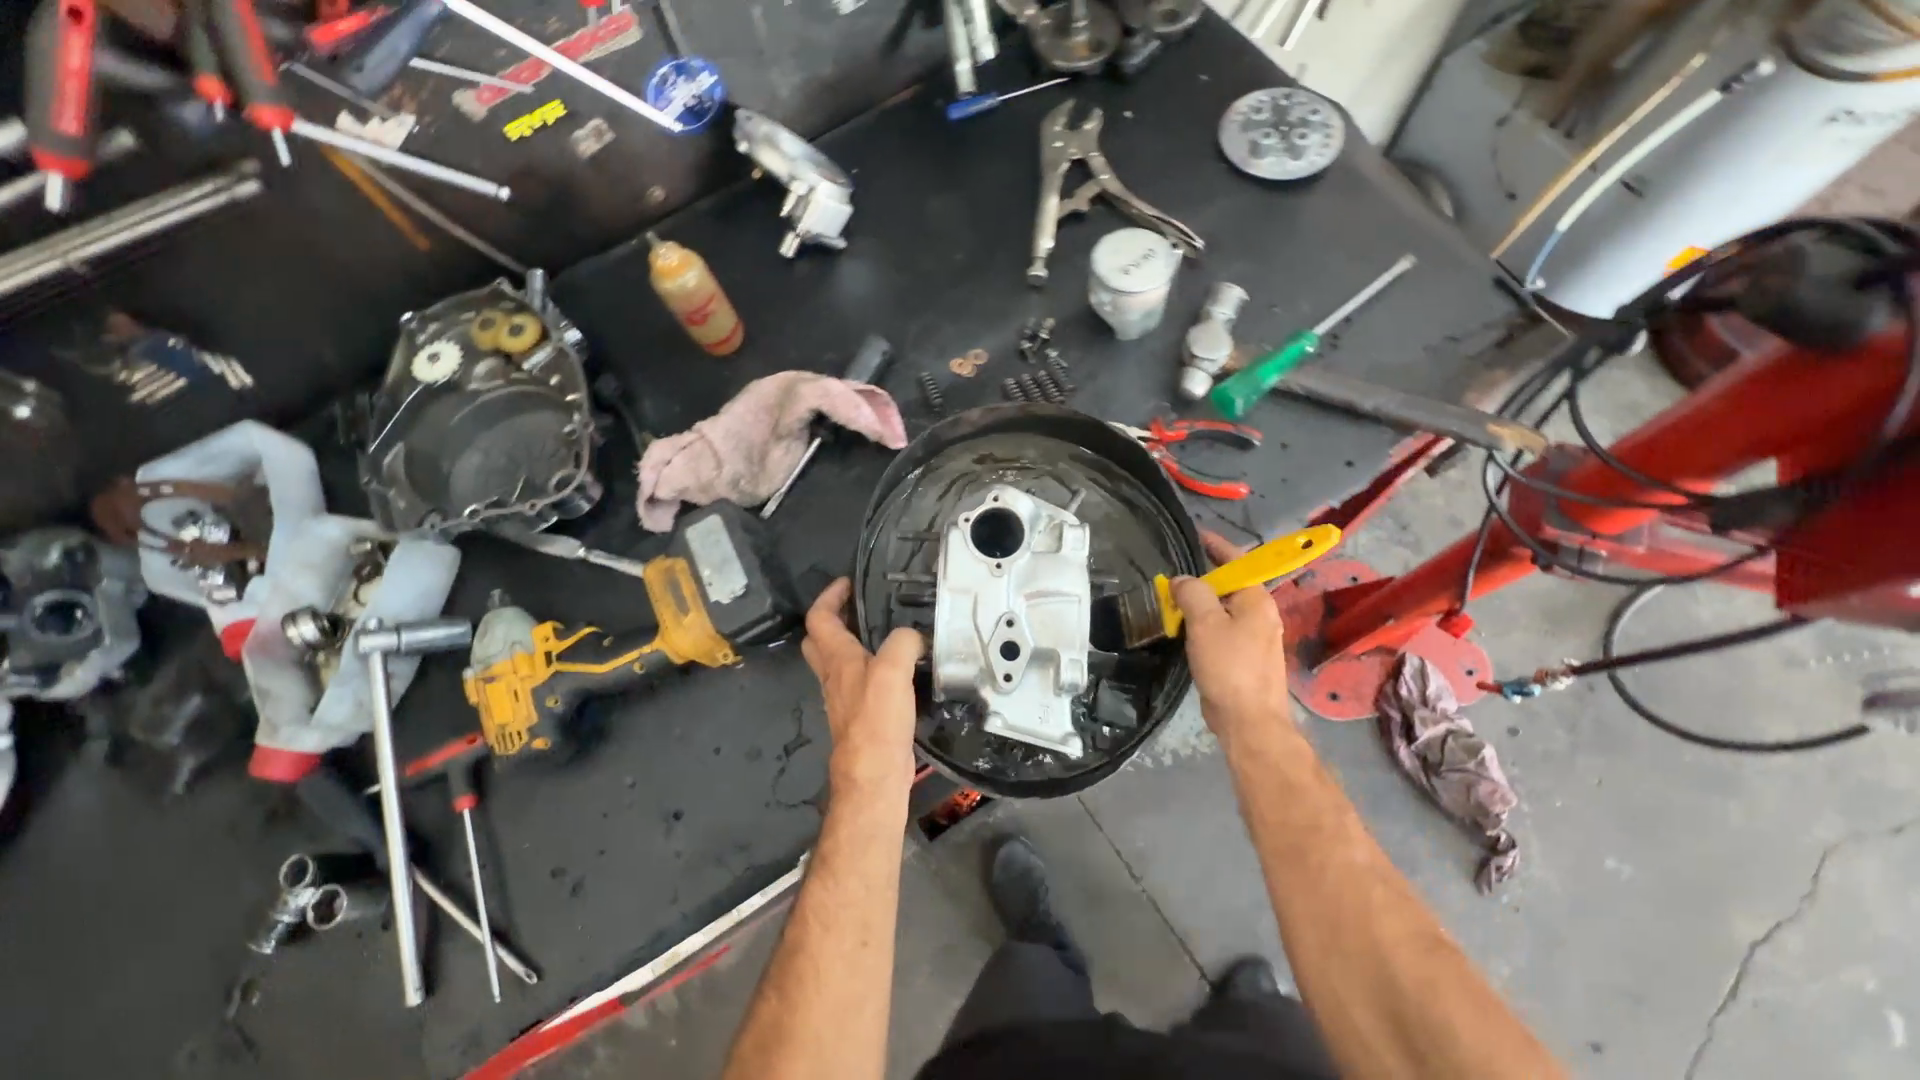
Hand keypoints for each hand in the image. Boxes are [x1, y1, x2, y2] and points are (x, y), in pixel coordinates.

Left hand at [801, 577, 925, 795]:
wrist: (874, 774)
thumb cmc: (876, 720)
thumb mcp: (893, 671)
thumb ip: (902, 643)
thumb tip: (912, 637)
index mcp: (836, 659)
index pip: (818, 618)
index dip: (829, 596)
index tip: (847, 583)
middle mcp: (834, 676)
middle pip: (820, 641)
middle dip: (833, 619)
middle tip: (858, 608)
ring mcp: (844, 699)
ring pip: (839, 663)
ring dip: (853, 644)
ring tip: (884, 634)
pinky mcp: (860, 717)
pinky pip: (860, 683)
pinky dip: (872, 670)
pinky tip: (897, 672)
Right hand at [1171, 532, 1297, 746]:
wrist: (1248, 720)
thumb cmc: (1229, 666)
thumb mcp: (1205, 622)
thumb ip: (1193, 592)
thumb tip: (1181, 580)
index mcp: (1257, 600)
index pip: (1239, 560)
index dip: (1217, 545)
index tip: (1196, 535)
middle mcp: (1261, 614)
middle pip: (1230, 586)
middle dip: (1202, 579)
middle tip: (1173, 578)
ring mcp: (1255, 638)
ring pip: (1224, 611)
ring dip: (1200, 605)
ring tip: (1173, 604)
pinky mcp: (1244, 659)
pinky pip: (1222, 631)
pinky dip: (1203, 626)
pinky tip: (1186, 633)